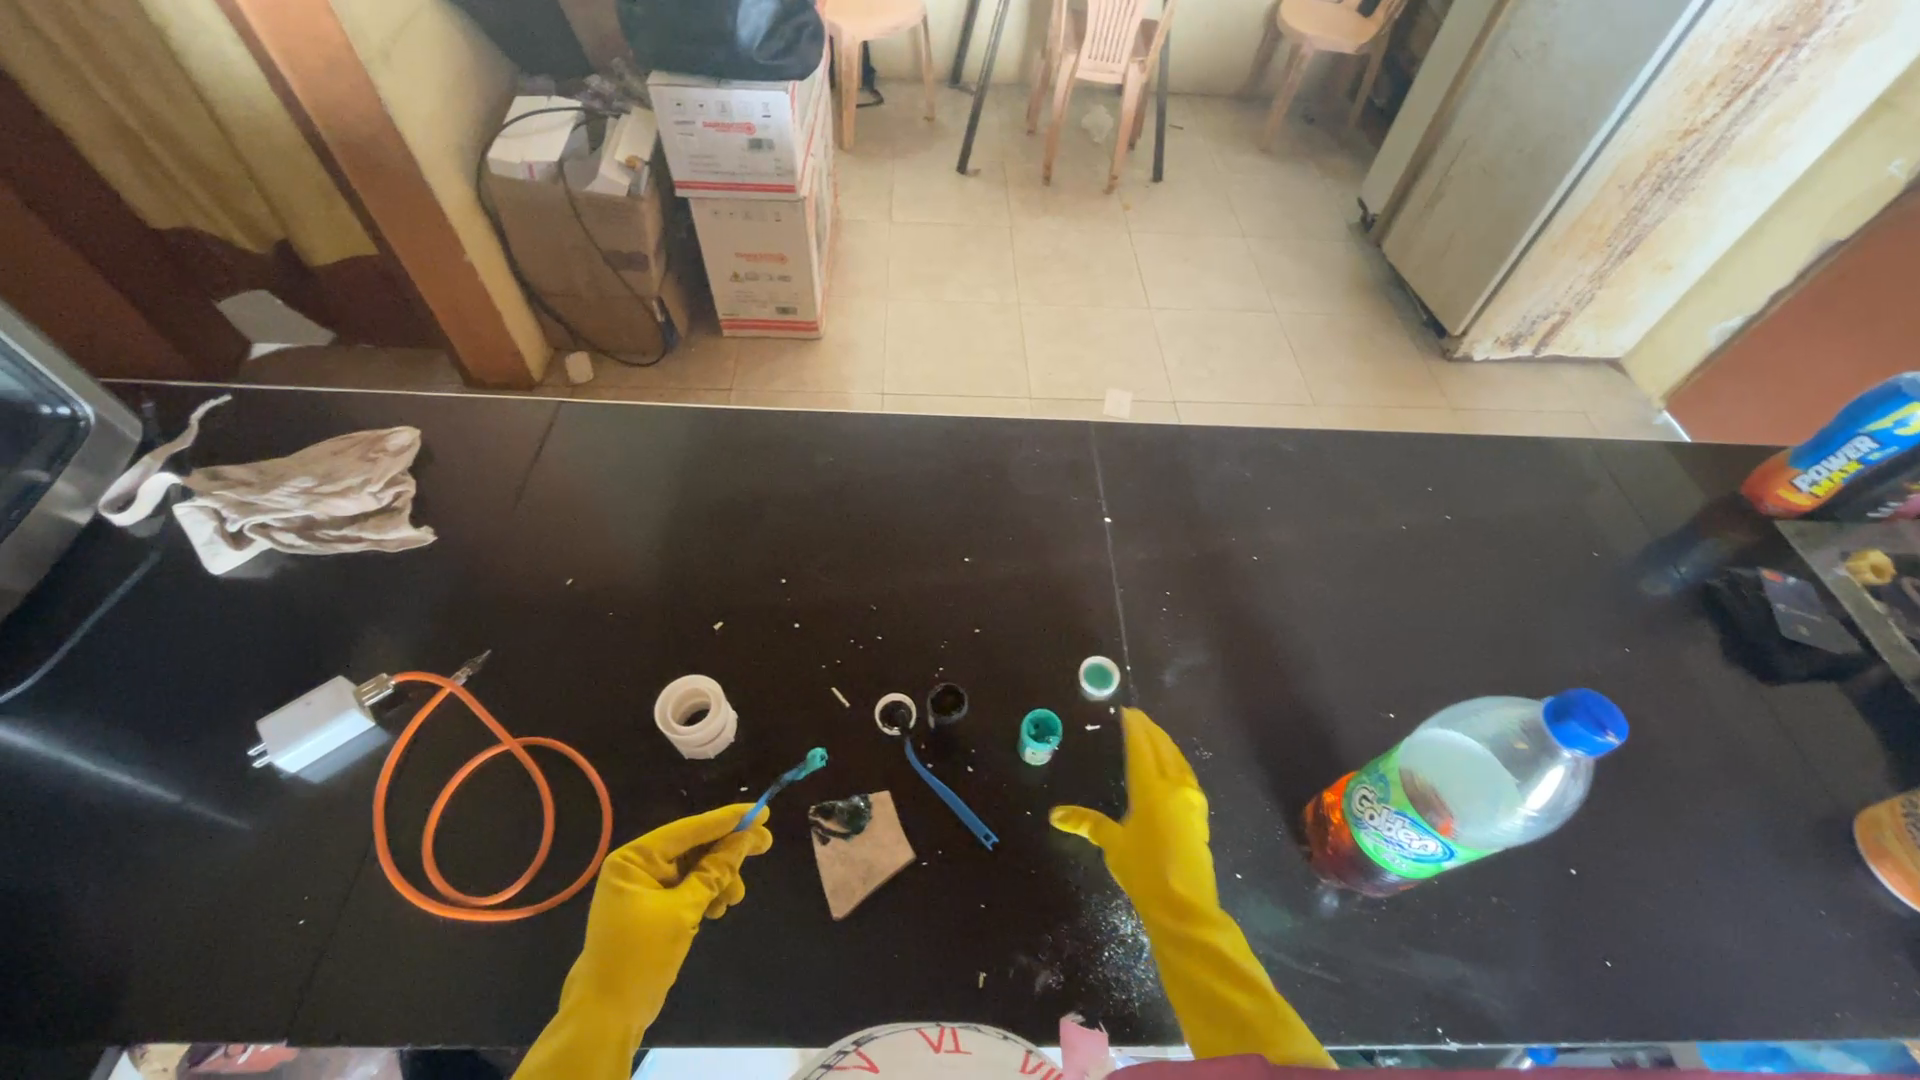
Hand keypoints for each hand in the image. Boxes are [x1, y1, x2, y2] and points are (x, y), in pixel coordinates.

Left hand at [518, 804, 771, 1079]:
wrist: (607, 1015)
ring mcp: (646, 889)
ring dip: (720, 879)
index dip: (727, 820)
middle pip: (694, 847)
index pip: (688, 829)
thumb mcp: (683, 911)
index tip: (761, 811)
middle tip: (765, 845)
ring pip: (696, 870)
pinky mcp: (655, 910)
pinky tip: (720, 909)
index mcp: (634, 859)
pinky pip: (689, 889)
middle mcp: (638, 867)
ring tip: (735, 898)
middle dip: (728, 851)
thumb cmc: (639, 956)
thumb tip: (746, 838)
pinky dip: (708, 895)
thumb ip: (715, 871)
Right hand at [1051, 708, 1218, 915]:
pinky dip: (1177, 763)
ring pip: (1180, 762)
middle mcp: (1175, 787)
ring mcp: (1192, 802)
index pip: (1141, 748)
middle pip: (1164, 749)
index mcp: (1151, 789)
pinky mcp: (1200, 817)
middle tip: (1139, 717)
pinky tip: (1174, 768)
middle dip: (1151, 730)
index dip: (1134, 728)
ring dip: (1167, 745)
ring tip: (1156, 736)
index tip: (1128, 712)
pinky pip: (1188, 777)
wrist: (1184, 907)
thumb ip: (1088, 824)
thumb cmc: (1144, 872)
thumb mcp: (1112, 845)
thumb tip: (1056, 815)